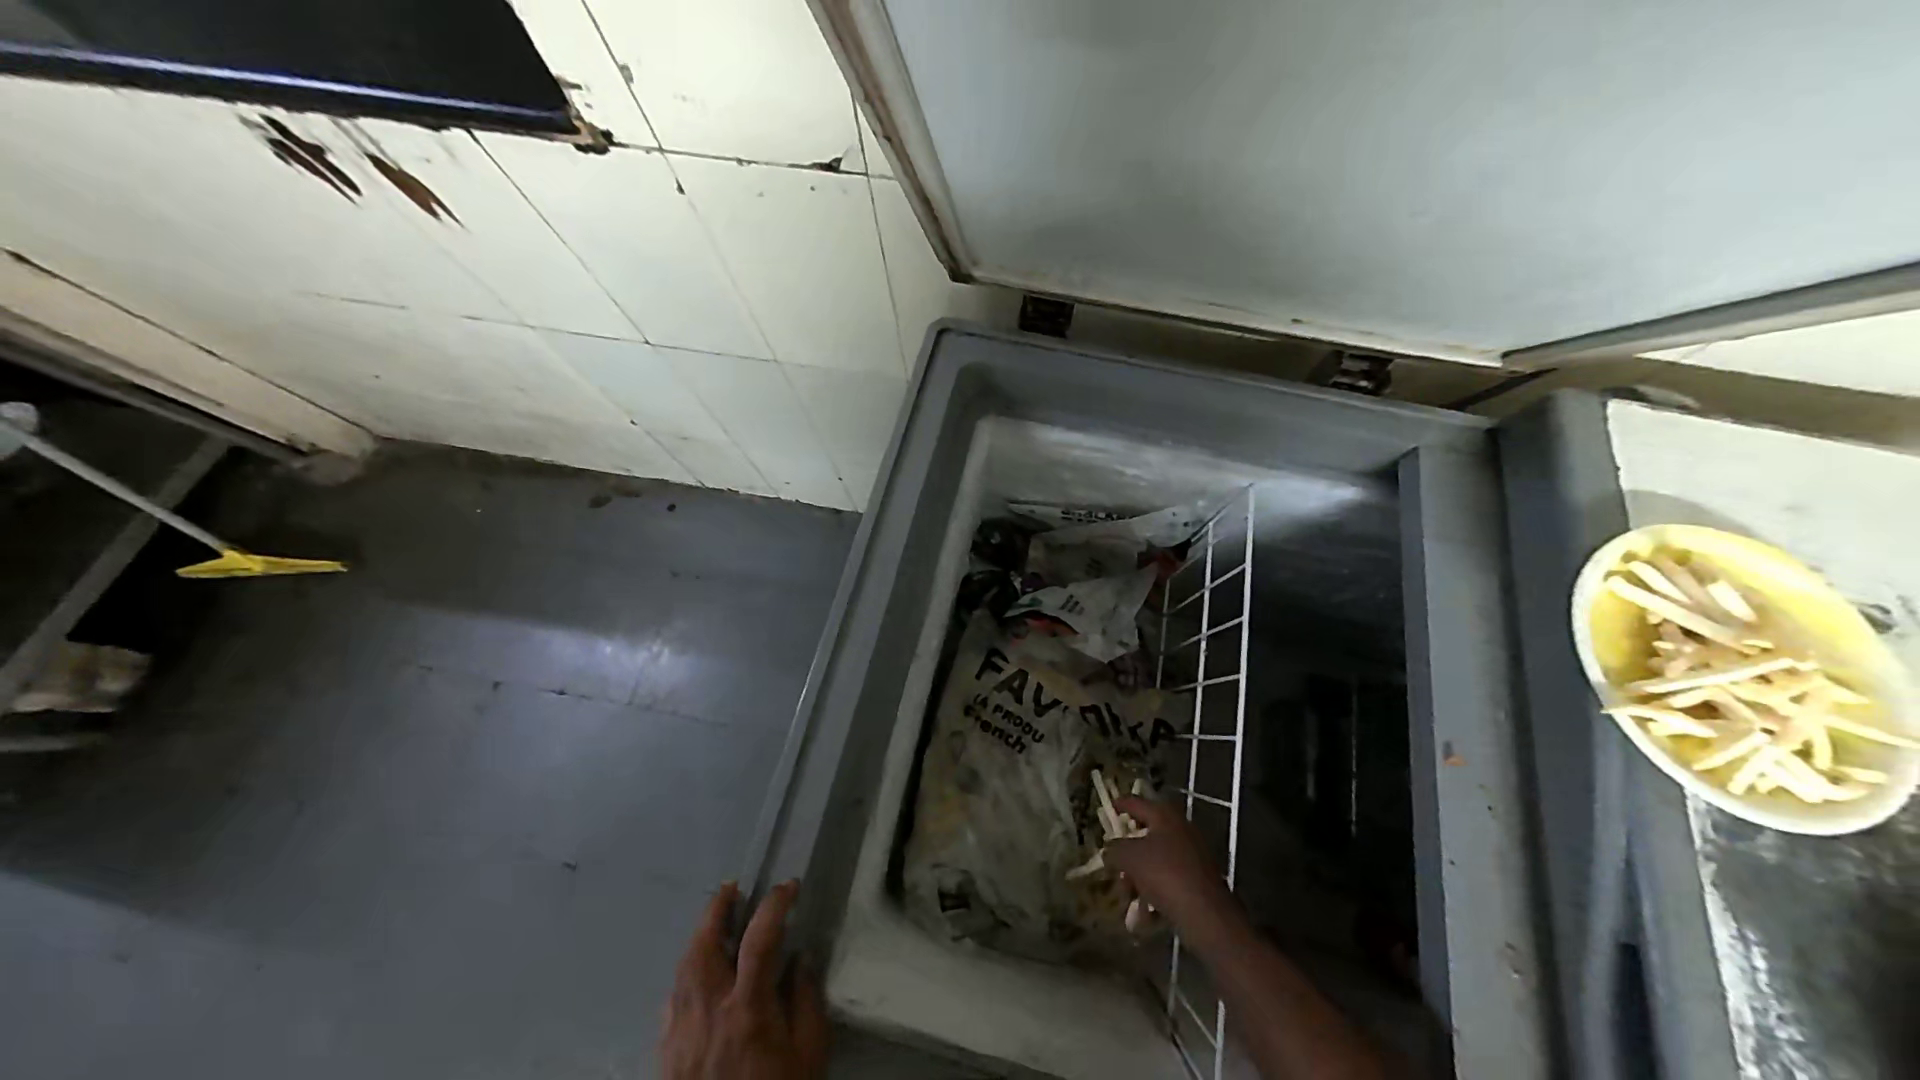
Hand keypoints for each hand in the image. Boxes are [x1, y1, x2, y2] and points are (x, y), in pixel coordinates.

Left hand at [660, 880, 829, 1079]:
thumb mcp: (809, 1055)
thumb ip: (805, 1001)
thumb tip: (801, 959)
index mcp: (747, 1008)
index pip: (760, 939)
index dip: (775, 905)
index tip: (788, 887)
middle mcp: (708, 1009)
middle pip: (704, 943)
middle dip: (717, 908)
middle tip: (732, 888)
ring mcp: (682, 1028)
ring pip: (683, 966)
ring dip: (699, 935)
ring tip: (715, 919)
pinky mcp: (667, 1048)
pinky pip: (672, 997)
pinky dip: (686, 973)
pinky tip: (697, 973)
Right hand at [1105, 796, 1233, 924]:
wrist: (1206, 913)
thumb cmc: (1165, 874)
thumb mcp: (1129, 857)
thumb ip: (1114, 849)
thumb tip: (1110, 850)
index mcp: (1165, 815)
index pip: (1136, 802)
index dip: (1120, 804)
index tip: (1108, 808)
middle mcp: (1181, 829)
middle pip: (1146, 834)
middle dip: (1127, 852)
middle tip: (1113, 864)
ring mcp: (1193, 855)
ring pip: (1156, 860)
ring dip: (1138, 876)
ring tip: (1127, 895)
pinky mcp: (1199, 879)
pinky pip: (1168, 879)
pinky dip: (1154, 891)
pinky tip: (1145, 911)